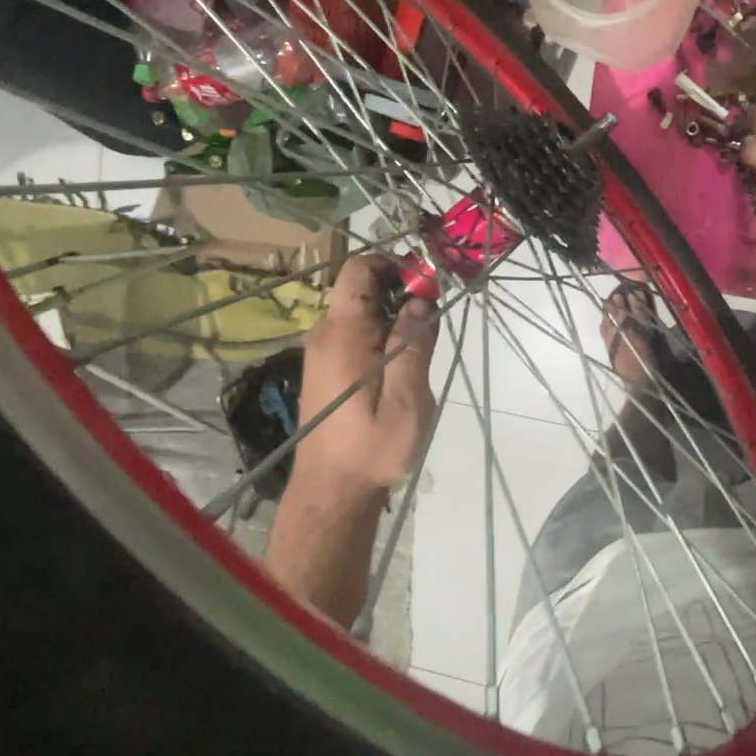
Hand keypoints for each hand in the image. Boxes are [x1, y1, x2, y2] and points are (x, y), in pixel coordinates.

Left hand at [294, 255, 436, 492]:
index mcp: (343, 333)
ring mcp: (322, 351)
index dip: (394, 264)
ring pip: (360, 311)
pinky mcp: (326, 368)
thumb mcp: (406, 398)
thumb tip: (421, 299)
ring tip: (422, 342)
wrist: (332, 491)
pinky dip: (380, 332)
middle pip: (361, 287)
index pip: (359, 269)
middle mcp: (326, 334)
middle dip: (400, 289)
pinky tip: (401, 362)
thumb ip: (413, 343)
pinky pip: (354, 332)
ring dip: (393, 313)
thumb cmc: (372, 447)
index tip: (427, 285)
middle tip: (433, 316)